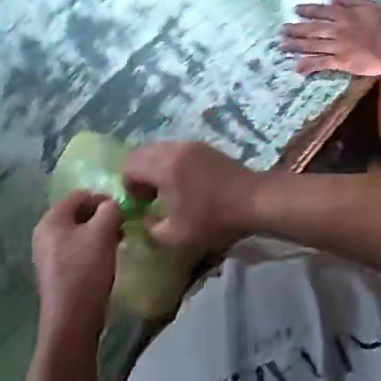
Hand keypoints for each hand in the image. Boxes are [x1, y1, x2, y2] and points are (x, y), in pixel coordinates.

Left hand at [31, 191, 121, 343]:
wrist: (72, 319)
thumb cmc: (86, 270)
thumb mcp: (103, 233)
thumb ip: (110, 210)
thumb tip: (113, 205)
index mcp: (51, 220)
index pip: (79, 195)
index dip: (103, 198)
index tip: (123, 211)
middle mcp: (45, 234)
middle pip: (78, 213)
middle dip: (102, 216)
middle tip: (122, 226)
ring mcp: (48, 254)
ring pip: (79, 232)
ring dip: (100, 233)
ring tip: (118, 242)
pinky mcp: (57, 271)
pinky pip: (77, 249)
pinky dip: (93, 248)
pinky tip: (107, 258)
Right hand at [124, 142, 262, 254]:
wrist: (253, 199)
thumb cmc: (212, 217)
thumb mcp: (176, 235)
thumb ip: (152, 228)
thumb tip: (145, 219)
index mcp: (163, 166)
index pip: (129, 165)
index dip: (127, 185)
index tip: (139, 203)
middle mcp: (174, 149)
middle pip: (142, 153)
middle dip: (139, 173)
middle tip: (148, 196)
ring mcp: (191, 145)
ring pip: (160, 149)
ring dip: (155, 167)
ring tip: (167, 190)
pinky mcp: (205, 148)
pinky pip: (177, 150)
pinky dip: (171, 163)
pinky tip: (184, 183)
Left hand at [280, 0, 380, 75]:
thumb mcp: (368, 4)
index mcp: (343, 15)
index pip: (321, 11)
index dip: (307, 10)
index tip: (295, 10)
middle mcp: (335, 30)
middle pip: (312, 29)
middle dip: (295, 29)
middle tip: (281, 31)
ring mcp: (336, 47)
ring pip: (312, 45)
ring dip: (296, 46)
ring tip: (282, 46)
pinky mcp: (340, 62)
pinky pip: (321, 63)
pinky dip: (308, 65)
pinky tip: (297, 68)